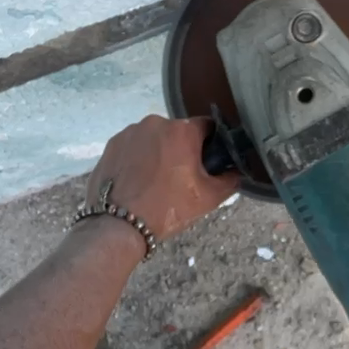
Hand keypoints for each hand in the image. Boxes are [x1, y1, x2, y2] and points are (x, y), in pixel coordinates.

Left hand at [85, 116, 239, 241]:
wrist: (118, 225)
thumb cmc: (168, 208)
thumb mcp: (209, 198)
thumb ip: (230, 179)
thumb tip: (236, 171)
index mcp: (182, 130)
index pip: (208, 126)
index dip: (213, 143)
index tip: (211, 162)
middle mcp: (155, 122)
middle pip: (179, 132)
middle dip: (184, 150)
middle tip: (184, 178)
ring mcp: (130, 132)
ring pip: (155, 139)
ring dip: (160, 153)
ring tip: (158, 181)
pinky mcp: (112, 144)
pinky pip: (134, 146)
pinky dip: (140, 159)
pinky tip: (139, 180)